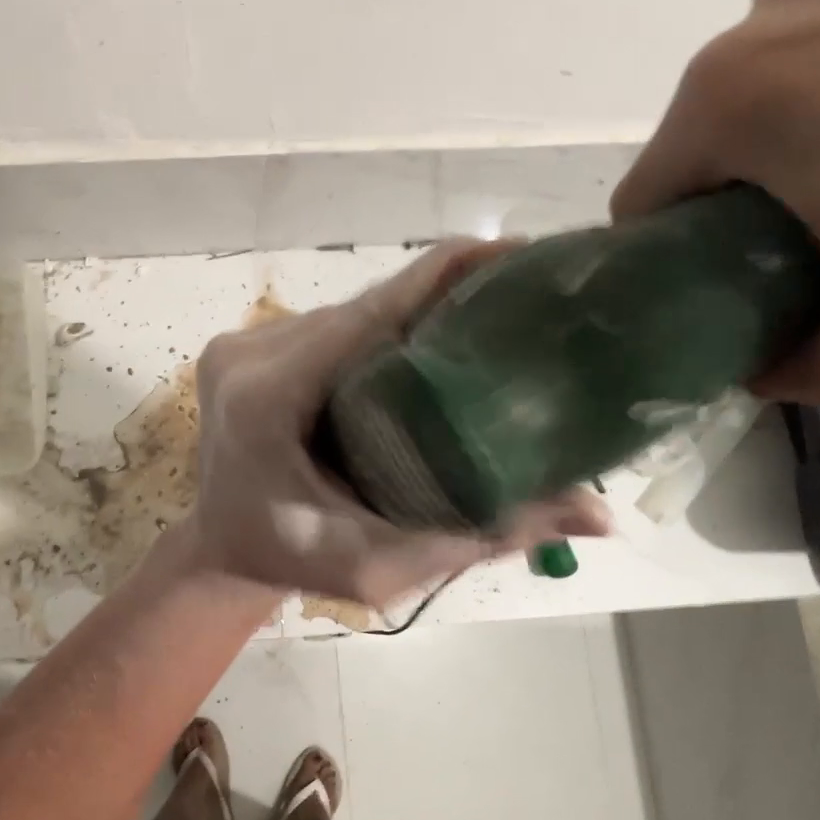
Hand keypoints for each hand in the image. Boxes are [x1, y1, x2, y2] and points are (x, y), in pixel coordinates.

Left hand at [185, 240, 609, 607]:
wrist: (218, 553)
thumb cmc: (290, 565)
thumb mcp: (380, 565)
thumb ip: (479, 538)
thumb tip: (600, 518)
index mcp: (266, 400)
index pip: (367, 316)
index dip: (441, 277)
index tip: (513, 254)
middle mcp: (247, 356)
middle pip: (360, 308)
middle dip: (438, 297)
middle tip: (517, 296)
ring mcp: (240, 345)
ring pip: (344, 312)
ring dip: (406, 312)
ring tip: (479, 318)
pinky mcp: (244, 348)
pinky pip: (326, 326)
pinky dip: (374, 328)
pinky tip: (422, 342)